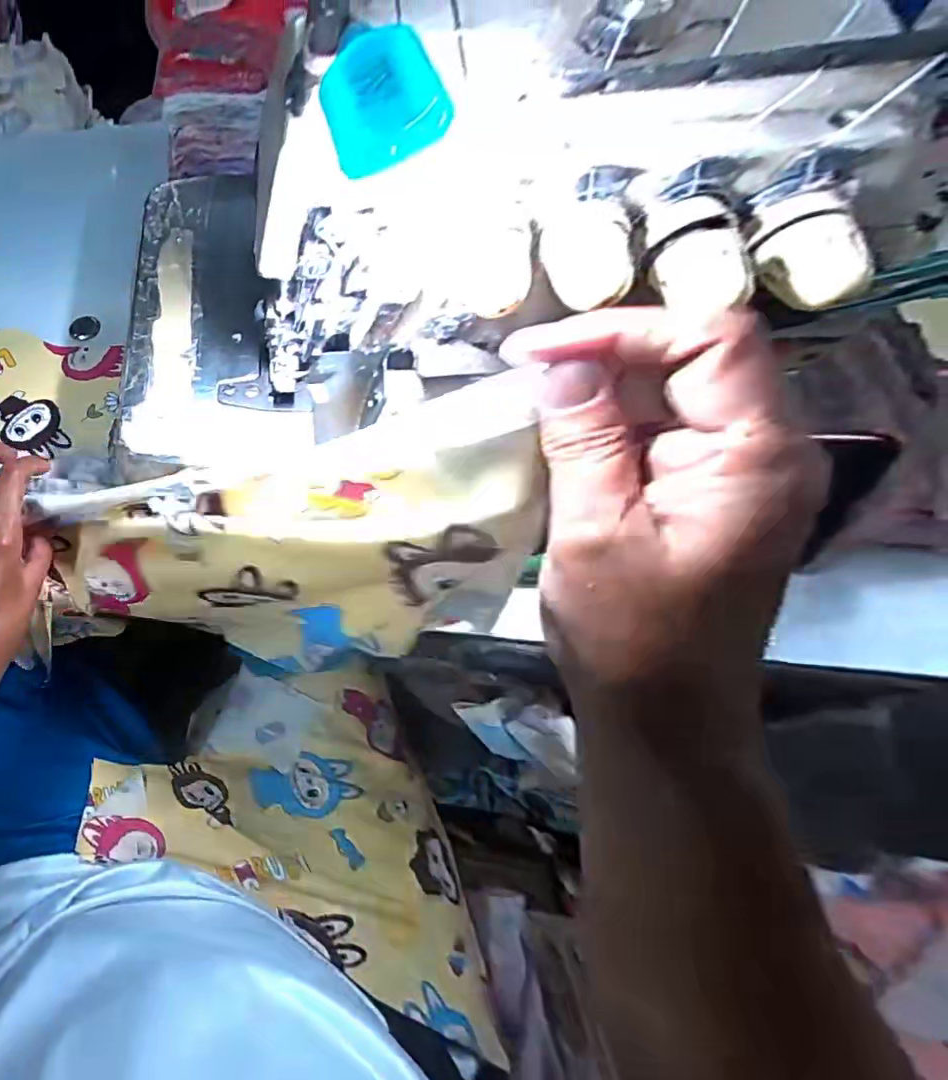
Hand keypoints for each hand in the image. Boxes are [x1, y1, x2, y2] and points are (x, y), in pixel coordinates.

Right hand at [500, 308, 827, 722]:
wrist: (660, 702)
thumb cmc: (627, 627)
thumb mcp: (593, 531)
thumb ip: (586, 444)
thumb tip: (561, 369)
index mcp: (750, 456)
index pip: (711, 341)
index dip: (622, 330)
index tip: (534, 351)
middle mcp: (757, 451)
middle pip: (694, 360)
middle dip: (603, 353)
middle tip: (516, 371)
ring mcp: (729, 473)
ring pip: (669, 395)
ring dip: (595, 388)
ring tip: (521, 397)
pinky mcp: (697, 493)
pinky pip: (652, 434)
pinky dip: (598, 424)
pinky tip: (548, 435)